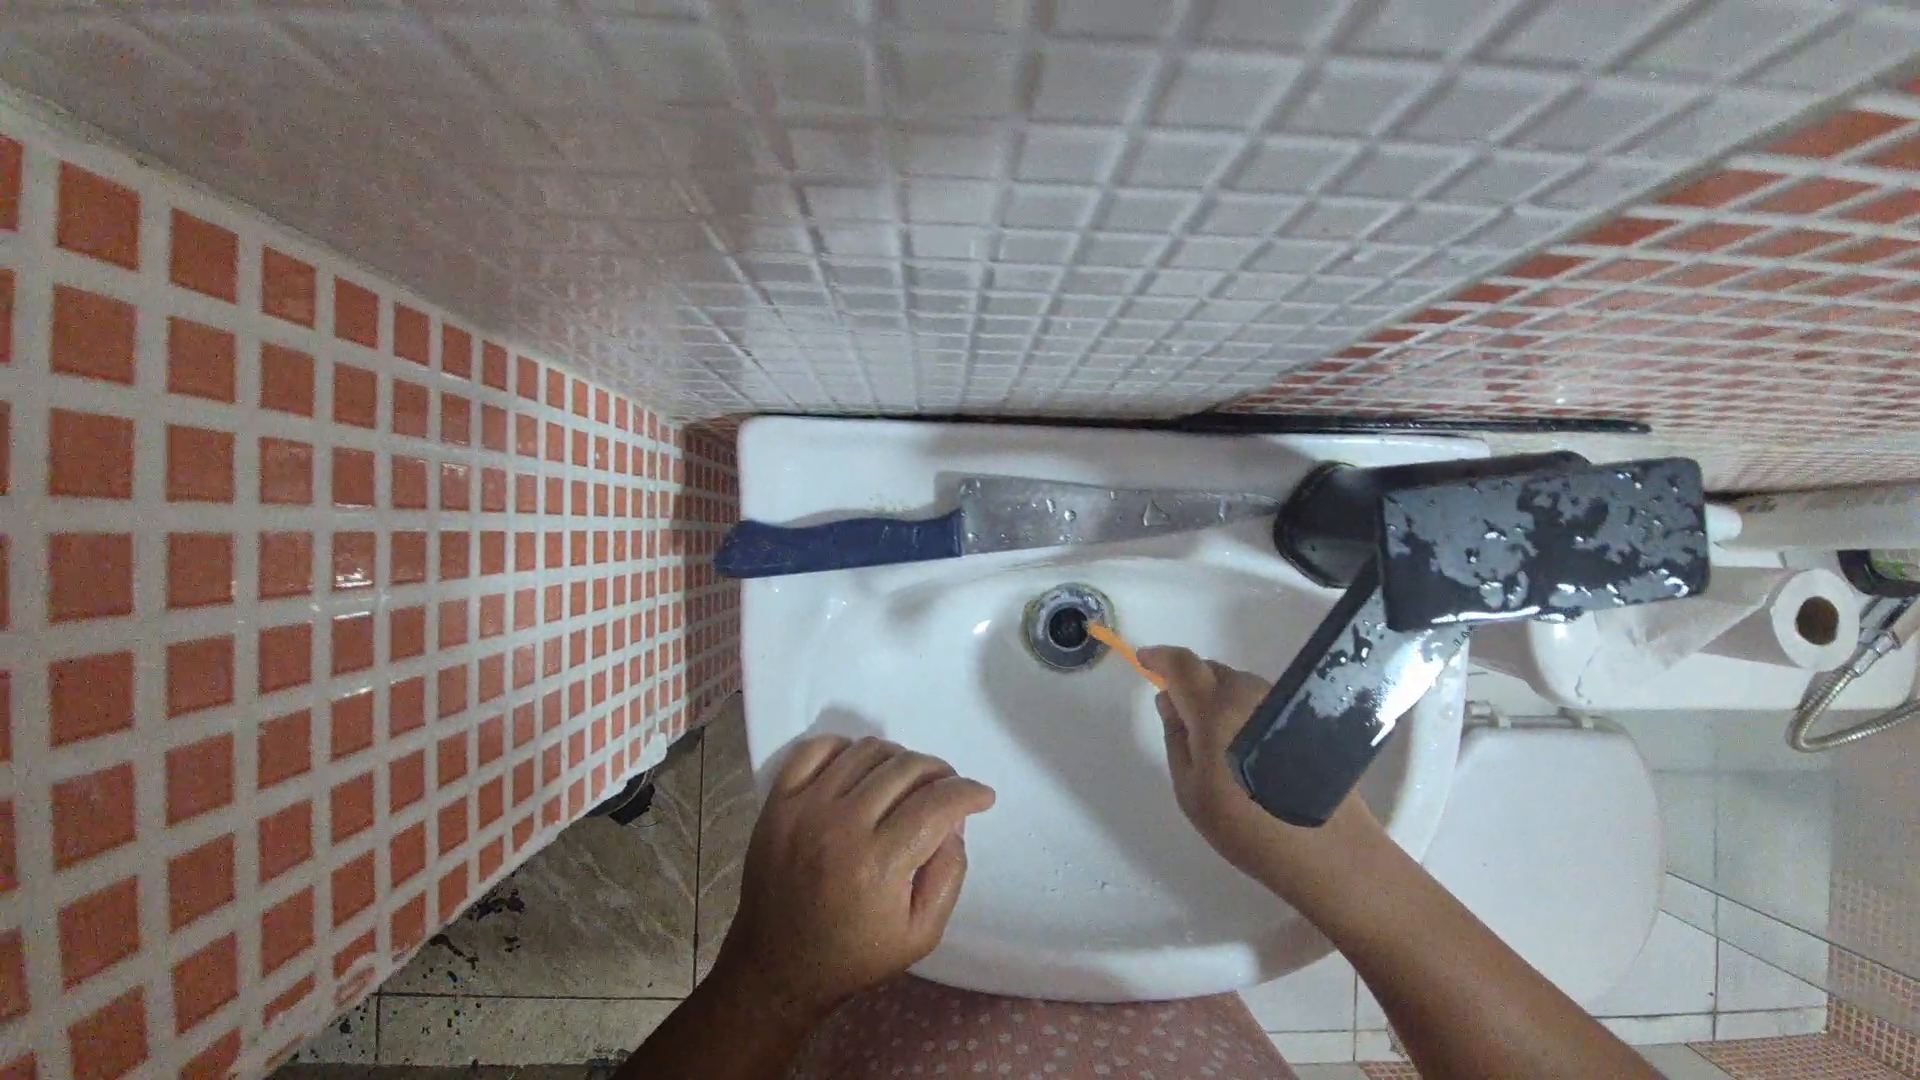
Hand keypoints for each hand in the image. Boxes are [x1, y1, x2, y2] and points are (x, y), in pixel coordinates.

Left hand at [712, 736, 995, 1013]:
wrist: (776, 966)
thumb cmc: (854, 955)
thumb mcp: (921, 934)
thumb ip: (949, 874)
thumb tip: (955, 820)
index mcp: (877, 864)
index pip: (936, 803)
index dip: (968, 792)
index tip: (982, 796)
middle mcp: (840, 826)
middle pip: (905, 767)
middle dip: (940, 771)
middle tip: (947, 788)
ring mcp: (804, 808)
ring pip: (866, 751)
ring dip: (899, 758)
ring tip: (908, 781)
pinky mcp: (778, 801)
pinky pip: (817, 748)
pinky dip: (846, 747)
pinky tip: (861, 770)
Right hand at [1137, 646, 1385, 906]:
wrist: (1330, 852)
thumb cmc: (1247, 829)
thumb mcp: (1191, 791)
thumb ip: (1176, 738)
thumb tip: (1169, 700)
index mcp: (1215, 711)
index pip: (1182, 664)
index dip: (1159, 657)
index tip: (1145, 661)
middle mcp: (1250, 695)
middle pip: (1212, 671)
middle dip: (1190, 683)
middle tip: (1182, 718)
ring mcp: (1282, 704)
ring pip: (1239, 685)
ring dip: (1220, 698)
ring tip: (1219, 743)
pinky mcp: (1306, 717)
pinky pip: (1262, 700)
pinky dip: (1245, 710)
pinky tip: (1250, 750)